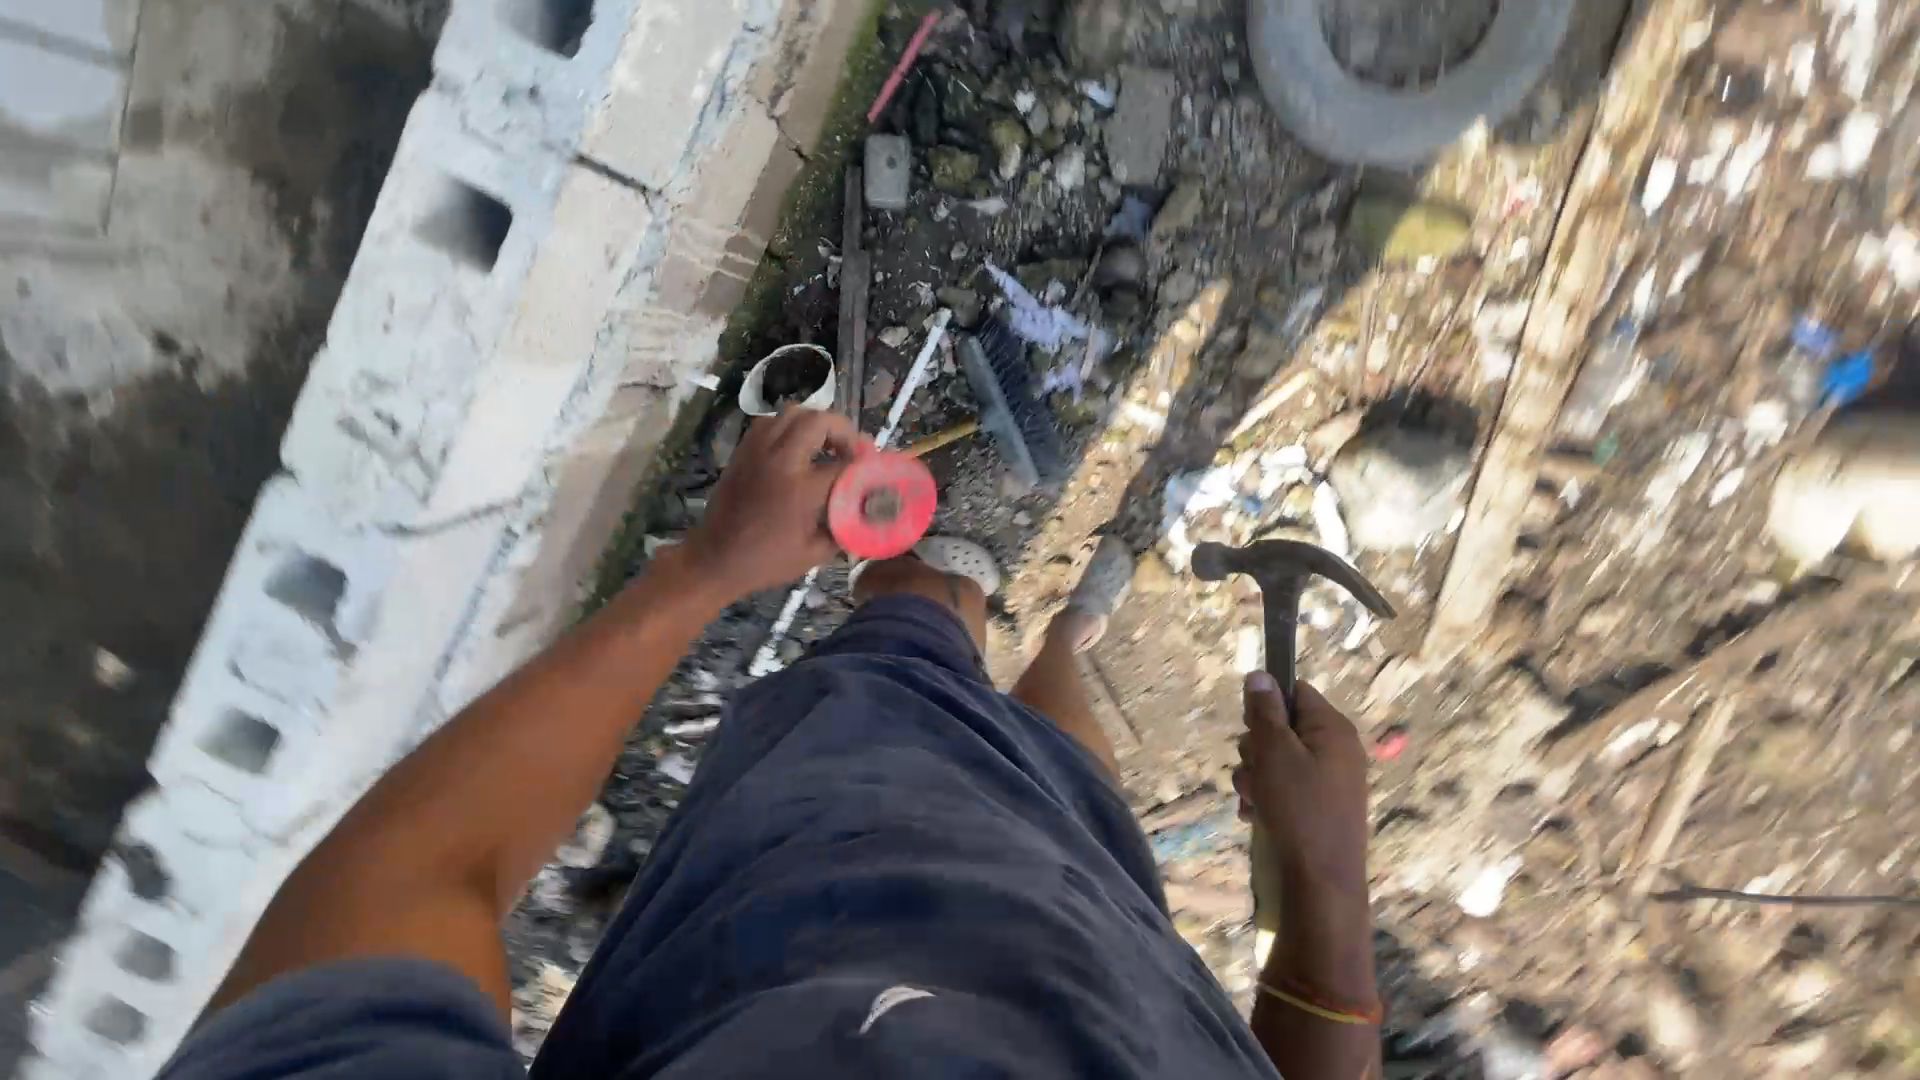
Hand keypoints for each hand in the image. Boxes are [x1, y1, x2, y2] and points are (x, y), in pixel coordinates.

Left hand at [682, 407, 868, 600]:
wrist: (715, 559)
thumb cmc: (766, 561)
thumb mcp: (814, 553)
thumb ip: (843, 529)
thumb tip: (864, 513)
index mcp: (801, 489)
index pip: (844, 464)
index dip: (864, 466)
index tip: (872, 472)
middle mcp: (780, 461)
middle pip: (819, 421)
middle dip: (844, 431)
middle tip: (852, 450)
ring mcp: (757, 451)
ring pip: (792, 413)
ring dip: (816, 424)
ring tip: (826, 444)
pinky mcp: (743, 452)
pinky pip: (770, 422)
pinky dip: (789, 426)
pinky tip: (797, 446)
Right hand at [1234, 674, 1371, 903]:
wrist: (1322, 881)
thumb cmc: (1299, 808)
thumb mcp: (1274, 752)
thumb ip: (1264, 711)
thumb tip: (1260, 675)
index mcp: (1333, 729)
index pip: (1295, 692)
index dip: (1266, 705)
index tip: (1251, 726)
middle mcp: (1336, 749)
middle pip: (1281, 726)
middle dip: (1256, 747)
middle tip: (1254, 768)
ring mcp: (1329, 779)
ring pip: (1276, 758)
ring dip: (1255, 775)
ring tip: (1254, 798)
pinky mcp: (1320, 805)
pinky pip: (1284, 786)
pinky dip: (1266, 796)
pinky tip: (1257, 814)